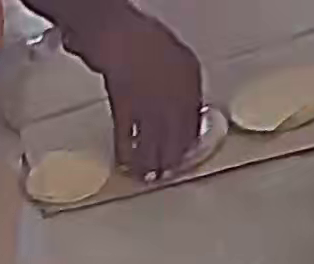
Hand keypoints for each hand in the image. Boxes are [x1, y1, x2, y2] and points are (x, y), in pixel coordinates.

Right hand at [67, 7, 202, 178]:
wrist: (121, 37)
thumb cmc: (150, 45)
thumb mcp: (181, 63)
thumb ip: (187, 90)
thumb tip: (191, 116)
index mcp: (188, 82)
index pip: (192, 122)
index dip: (188, 143)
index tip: (185, 158)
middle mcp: (169, 95)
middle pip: (172, 137)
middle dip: (170, 159)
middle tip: (167, 175)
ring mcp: (145, 104)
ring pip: (150, 142)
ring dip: (148, 162)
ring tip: (147, 177)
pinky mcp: (122, 110)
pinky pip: (125, 138)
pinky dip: (126, 153)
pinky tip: (126, 163)